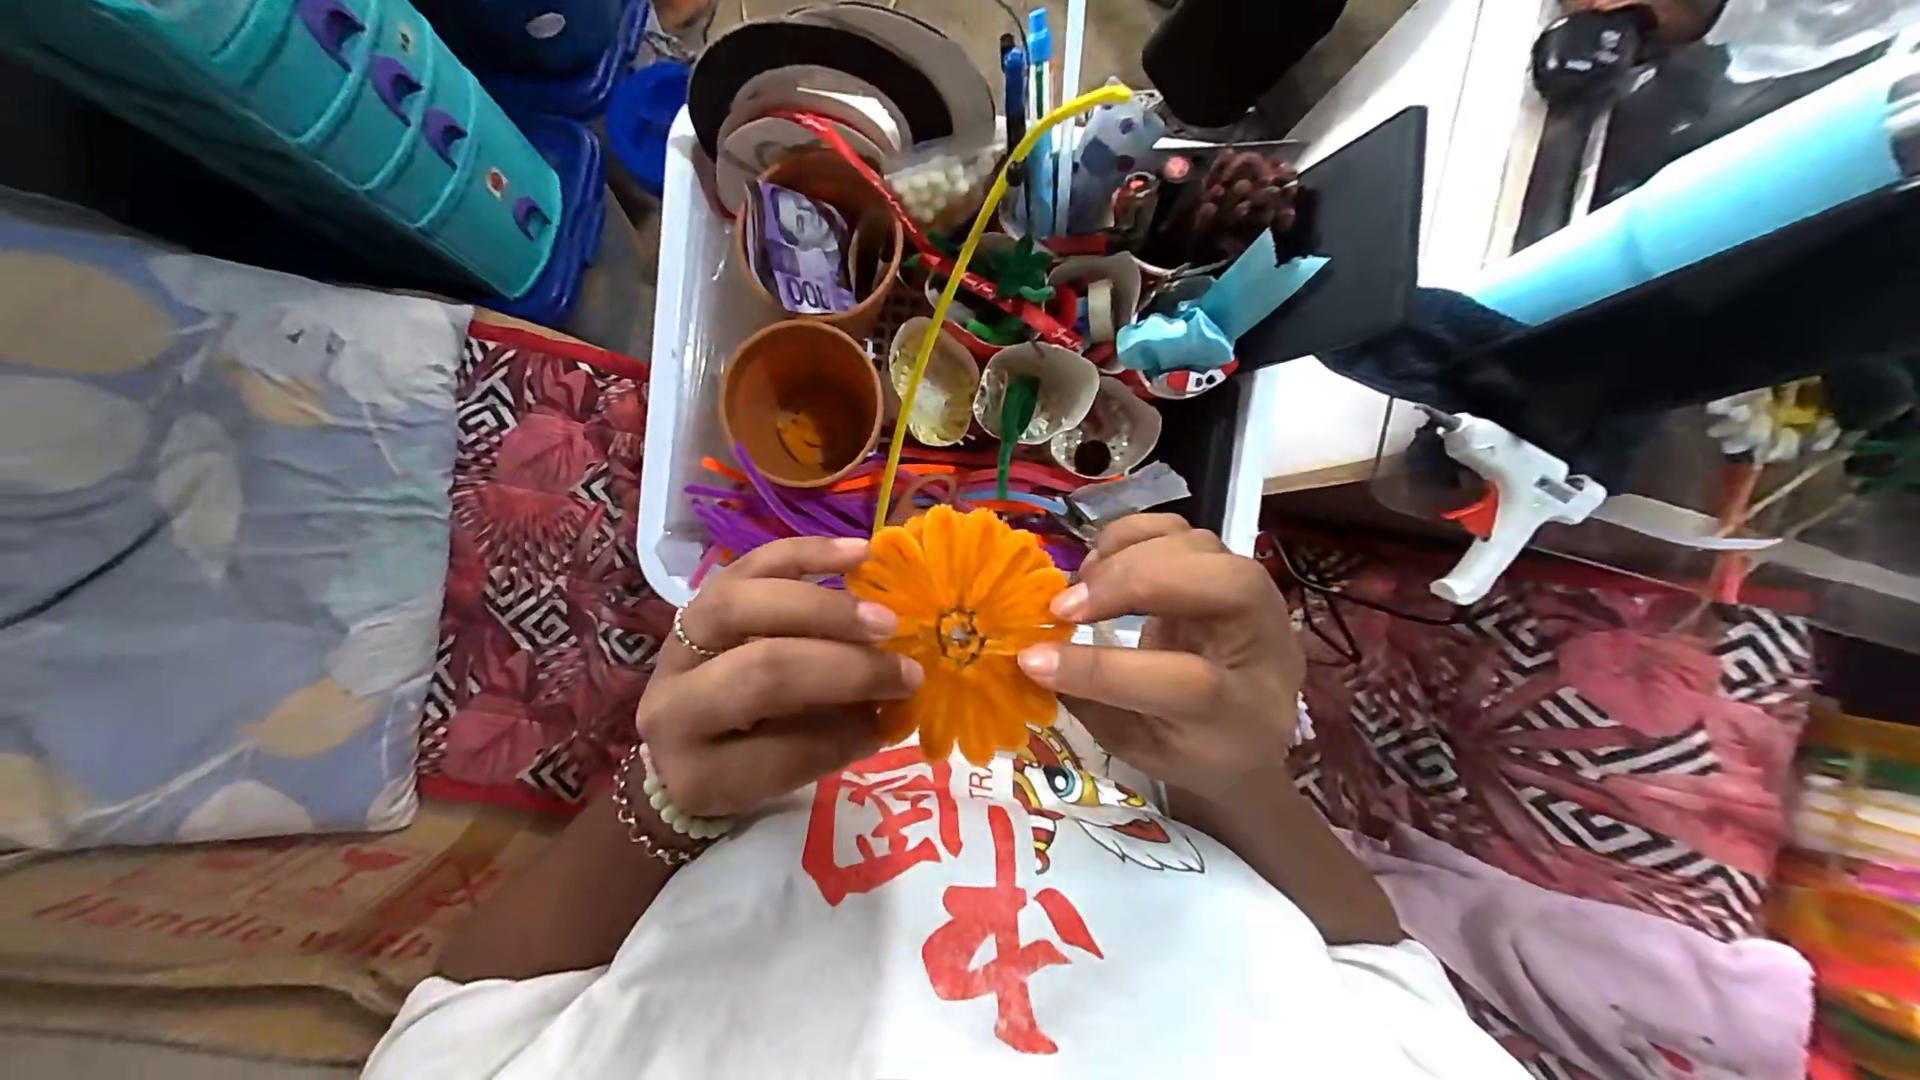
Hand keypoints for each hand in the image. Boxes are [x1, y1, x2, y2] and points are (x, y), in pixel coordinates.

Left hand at [636, 537, 922, 817]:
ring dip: (827, 608)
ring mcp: (679, 642)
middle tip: (902, 663)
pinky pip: (751, 564)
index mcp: (696, 769)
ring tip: (883, 616)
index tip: (898, 712)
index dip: (842, 736)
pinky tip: (858, 553)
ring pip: (744, 605)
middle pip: (761, 670)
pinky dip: (808, 554)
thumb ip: (835, 740)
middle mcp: (674, 703)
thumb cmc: (743, 757)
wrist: (685, 730)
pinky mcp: (700, 597)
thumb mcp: (785, 770)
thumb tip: (894, 702)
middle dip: (844, 664)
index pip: (775, 755)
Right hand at [1015, 516, 1304, 793]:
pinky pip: (1179, 528)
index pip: (1189, 684)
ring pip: (1202, 546)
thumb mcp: (1137, 747)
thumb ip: (1089, 704)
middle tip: (1063, 609)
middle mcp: (1264, 644)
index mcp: (1246, 712)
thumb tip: (1027, 656)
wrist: (1245, 726)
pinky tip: (1097, 563)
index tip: (1033, 659)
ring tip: (1078, 589)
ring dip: (1127, 557)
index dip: (1104, 669)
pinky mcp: (1223, 564)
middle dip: (1134, 584)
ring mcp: (1252, 595)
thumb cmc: (1188, 746)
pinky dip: (1129, 534)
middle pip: (1228, 588)